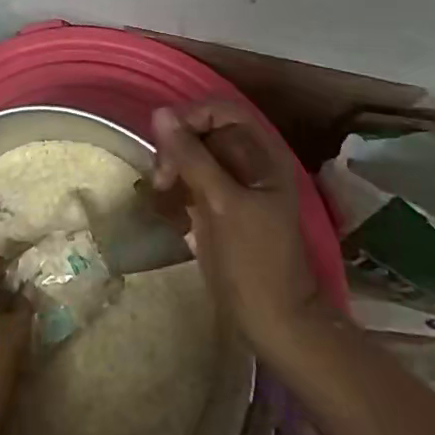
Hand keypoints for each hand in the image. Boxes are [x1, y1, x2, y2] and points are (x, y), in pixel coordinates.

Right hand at [151, 101, 323, 359]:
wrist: (274, 323)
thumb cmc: (254, 261)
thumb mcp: (221, 203)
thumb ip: (192, 157)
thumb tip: (160, 114)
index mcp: (262, 156)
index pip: (220, 111)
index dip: (191, 118)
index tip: (165, 143)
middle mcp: (249, 164)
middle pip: (204, 132)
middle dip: (178, 146)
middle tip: (162, 178)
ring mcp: (233, 188)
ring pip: (193, 157)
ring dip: (172, 168)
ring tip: (161, 194)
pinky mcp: (219, 209)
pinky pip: (191, 182)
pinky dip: (176, 189)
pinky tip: (167, 209)